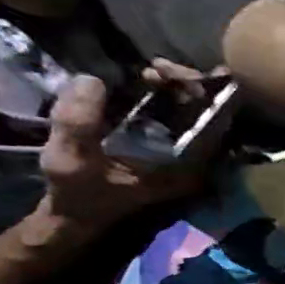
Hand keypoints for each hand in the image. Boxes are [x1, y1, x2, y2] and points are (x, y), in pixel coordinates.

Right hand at [32, 75, 202, 239]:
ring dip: (179, 89)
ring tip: (151, 72)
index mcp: (186, 167)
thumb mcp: (69, 159)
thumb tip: (92, 80)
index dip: (204, 94)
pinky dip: (169, 98)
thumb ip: (79, 122)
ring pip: (196, 114)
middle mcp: (195, 162)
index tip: (173, 73)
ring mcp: (182, 155)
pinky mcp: (166, 148)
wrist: (76, 216)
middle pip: (210, 115)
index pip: (215, 125)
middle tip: (156, 68)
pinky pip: (179, 118)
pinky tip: (148, 83)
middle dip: (189, 86)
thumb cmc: (78, 192)